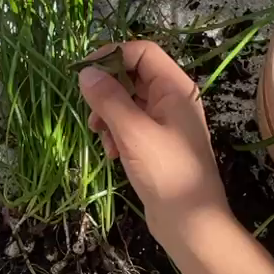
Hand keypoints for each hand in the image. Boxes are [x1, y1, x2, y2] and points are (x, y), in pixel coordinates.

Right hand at [78, 40, 229, 241]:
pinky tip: (112, 154)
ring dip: (109, 116)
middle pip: (132, 76)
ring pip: (127, 103)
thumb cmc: (167, 172)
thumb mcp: (134, 132)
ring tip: (102, 139)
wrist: (190, 221)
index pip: (142, 52)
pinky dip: (116, 134)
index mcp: (176, 88)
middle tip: (92, 114)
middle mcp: (173, 99)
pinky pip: (130, 126)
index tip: (84, 74)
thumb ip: (109, 99)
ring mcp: (165, 123)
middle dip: (107, 92)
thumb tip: (85, 72)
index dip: (112, 56)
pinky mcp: (156, 144)